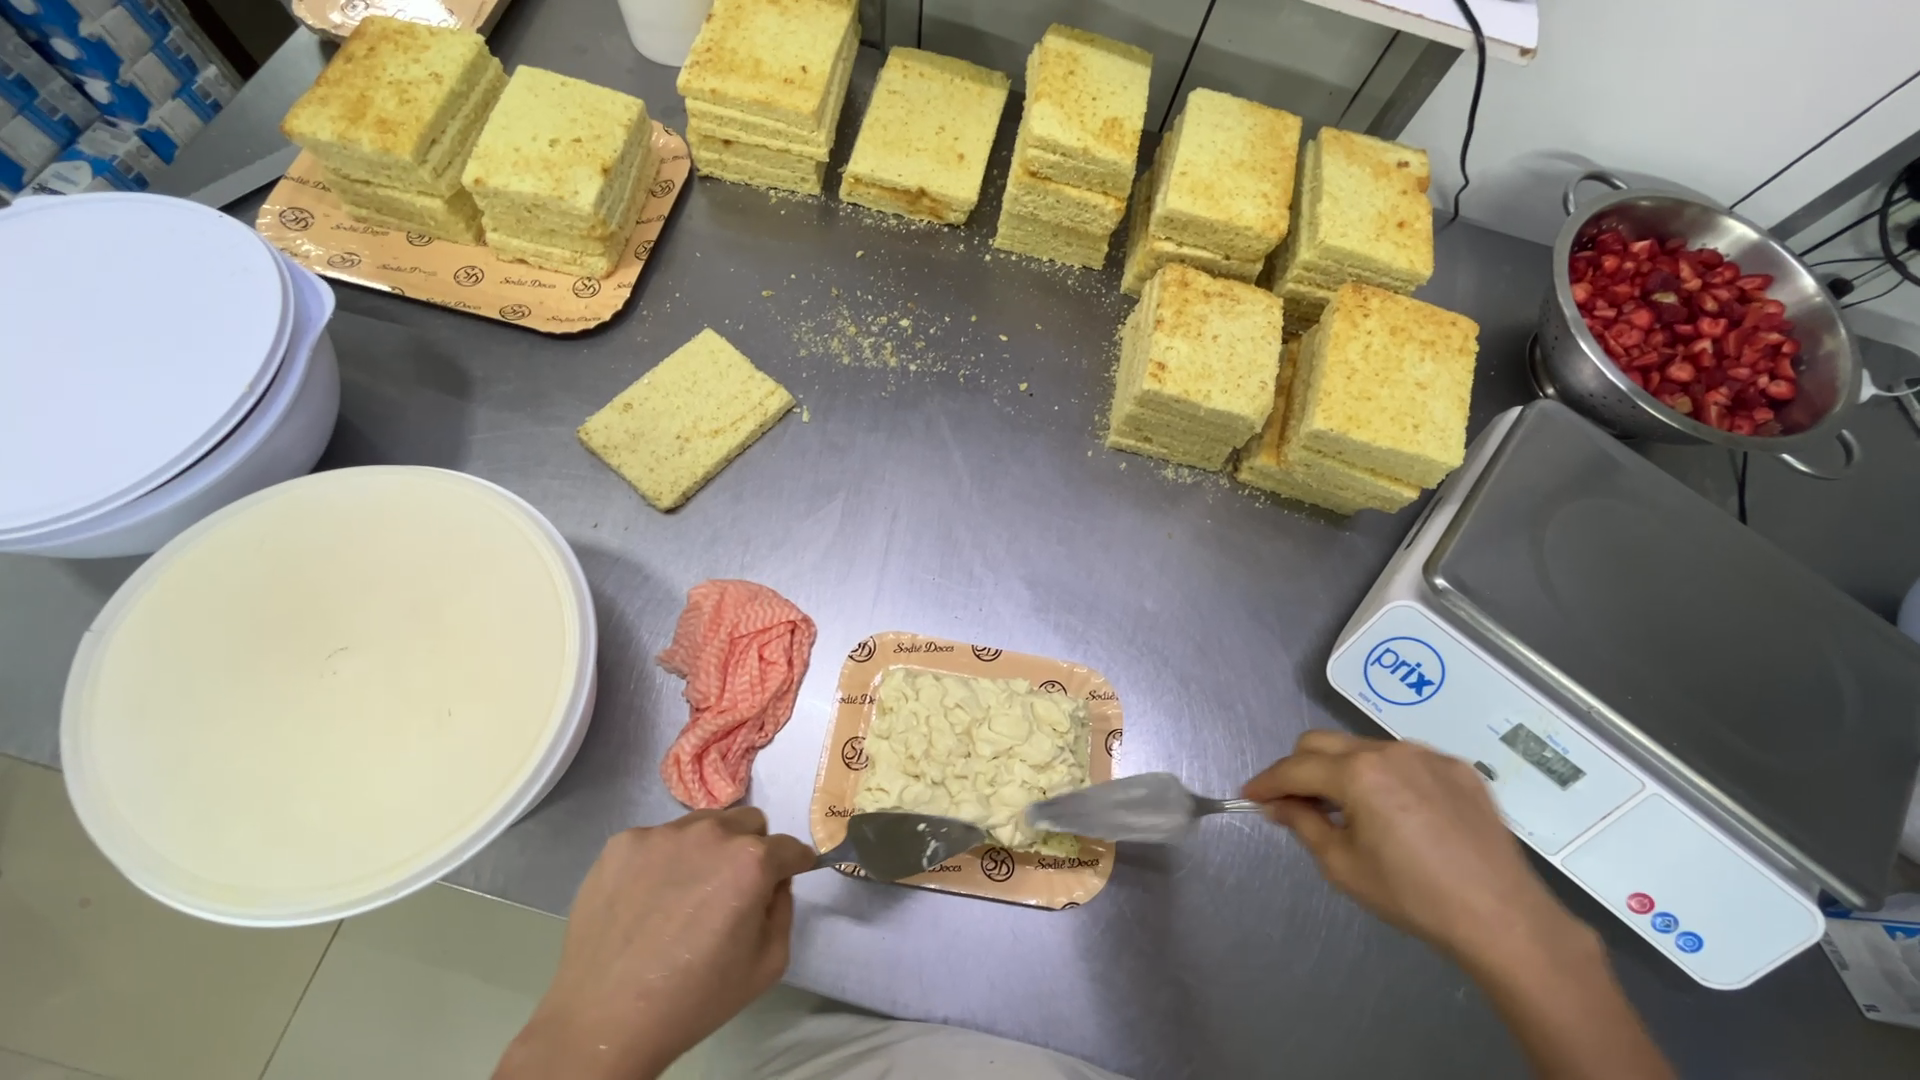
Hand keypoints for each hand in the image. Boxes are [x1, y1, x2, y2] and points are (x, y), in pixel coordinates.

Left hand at [495, 808, 814, 1079]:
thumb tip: (774, 881)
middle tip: (730, 890)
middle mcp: (710, 833)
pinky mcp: (622, 843)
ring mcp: (661, 834)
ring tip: (682, 896)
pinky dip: (662, 861)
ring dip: (706, 850)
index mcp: (751, 861)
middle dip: (751, 848)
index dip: (793, 865)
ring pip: (702, 826)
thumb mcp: (769, 964)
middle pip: (748, 822)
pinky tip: (647, 900)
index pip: (789, 847)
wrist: (605, 1019)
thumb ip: (783, 909)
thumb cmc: (695, 998)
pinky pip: (657, 841)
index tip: (786, 877)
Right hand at [1244, 730, 1575, 967]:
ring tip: (1348, 811)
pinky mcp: (1459, 769)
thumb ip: (1303, 824)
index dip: (1267, 782)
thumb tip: (1280, 805)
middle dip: (1299, 768)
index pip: (1295, 768)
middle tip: (1294, 803)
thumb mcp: (1342, 865)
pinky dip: (1385, 778)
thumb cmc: (1413, 897)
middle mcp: (1390, 751)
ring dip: (1342, 771)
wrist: (1502, 918)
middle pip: (1322, 743)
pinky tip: (1396, 814)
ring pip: (1363, 748)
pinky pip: (1405, 761)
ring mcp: (1429, 756)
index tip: (1250, 796)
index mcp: (1358, 773)